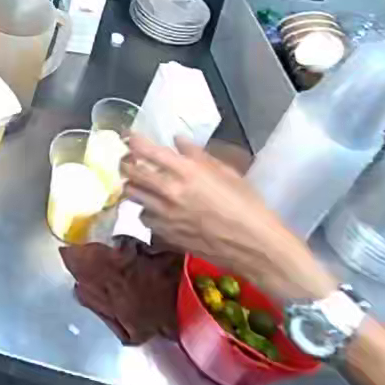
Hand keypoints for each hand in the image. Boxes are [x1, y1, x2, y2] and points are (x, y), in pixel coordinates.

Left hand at [122, 135, 335, 300]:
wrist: (258, 248)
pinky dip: (145, 210)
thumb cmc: (248, 205)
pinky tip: (155, 208)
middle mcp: (170, 192)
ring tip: (140, 183)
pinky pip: (145, 218)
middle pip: (131, 173)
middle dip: (125, 163)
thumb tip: (177, 141)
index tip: (128, 136)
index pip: (145, 150)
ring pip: (132, 196)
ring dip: (133, 186)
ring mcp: (166, 216)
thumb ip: (197, 155)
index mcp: (186, 171)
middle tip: (130, 159)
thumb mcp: (226, 172)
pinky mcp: (168, 236)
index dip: (132, 140)